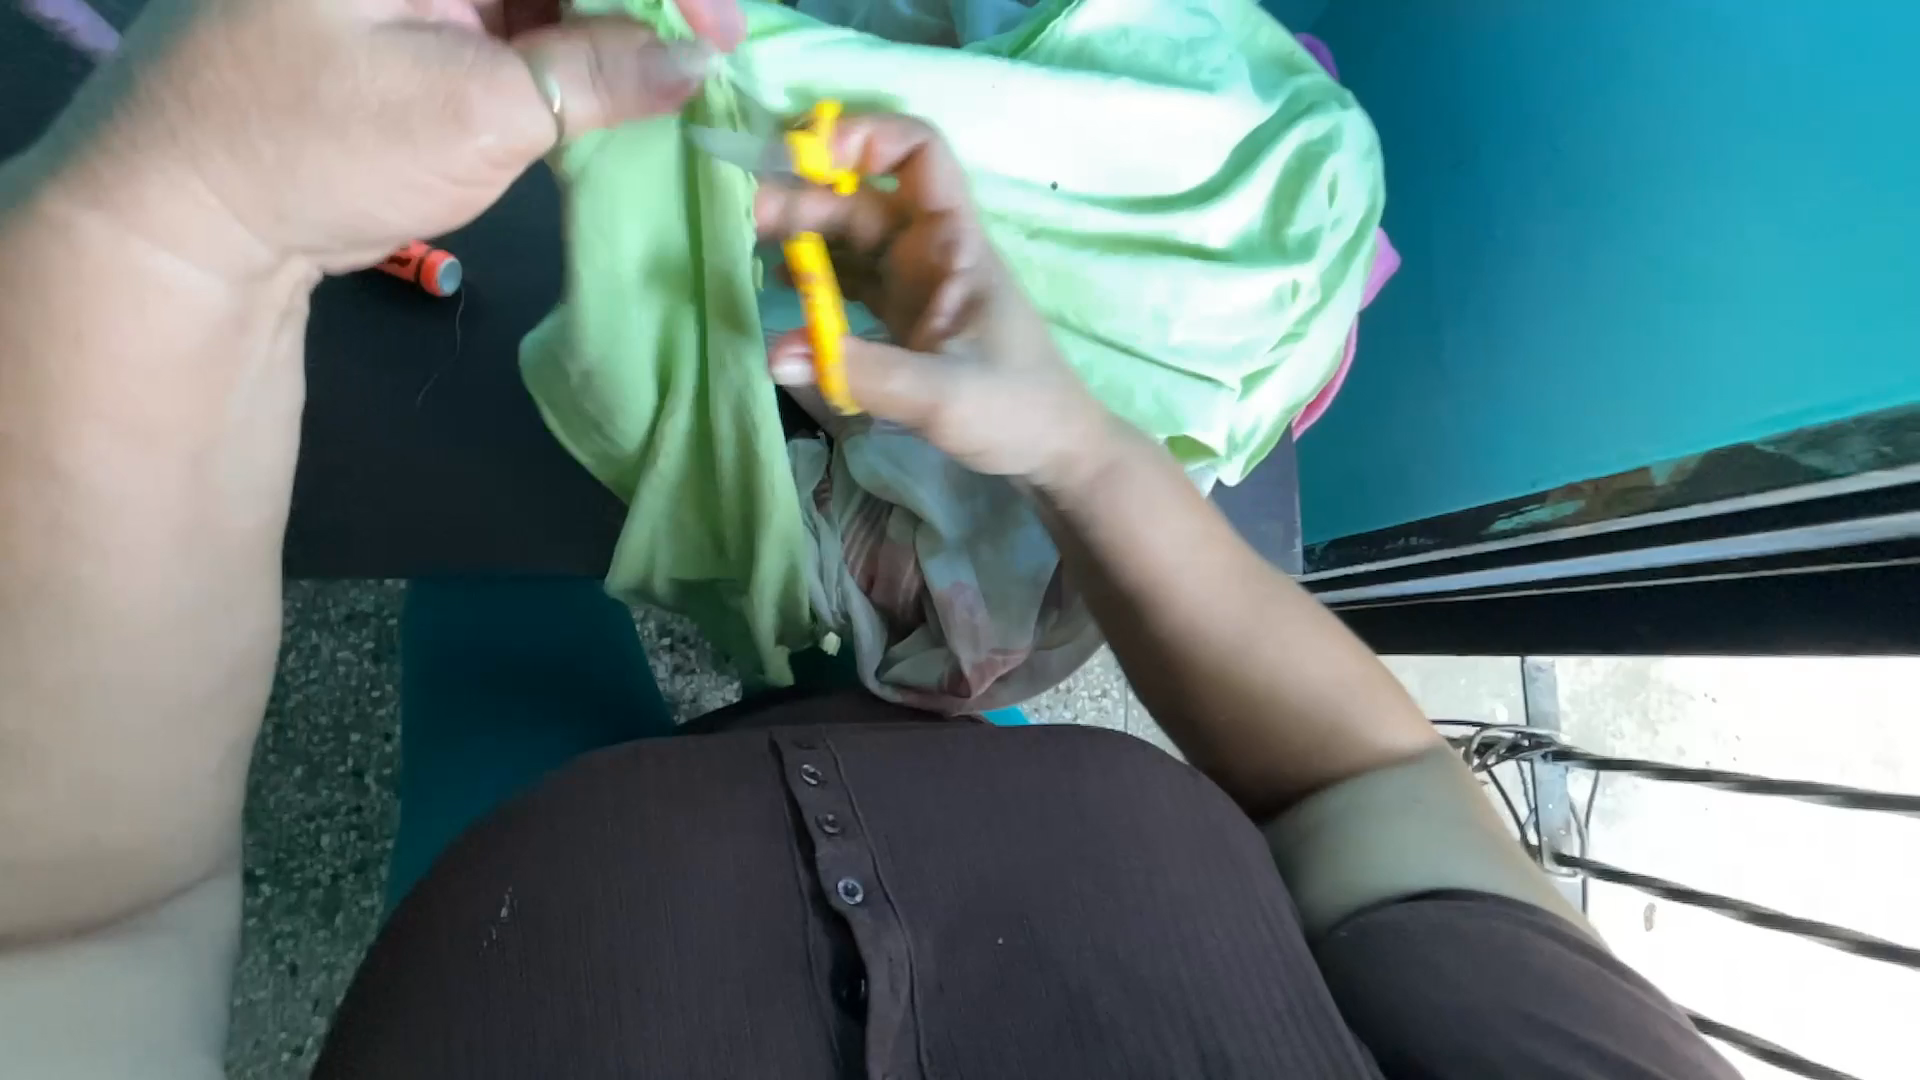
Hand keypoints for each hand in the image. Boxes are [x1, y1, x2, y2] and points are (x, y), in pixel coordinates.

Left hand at [37, 0, 743, 277]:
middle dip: (650, 8)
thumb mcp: (471, 110)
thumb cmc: (319, 144)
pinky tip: (631, 92)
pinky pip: (535, 29)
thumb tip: (695, 63)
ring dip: (624, 37)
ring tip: (686, 84)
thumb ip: (591, 78)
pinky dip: (588, 63)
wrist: (208, 208)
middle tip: (717, 62)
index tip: (722, 35)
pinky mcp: (437, 26)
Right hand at [753, 114, 1115, 487]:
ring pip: (856, 242)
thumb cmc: (1015, 411)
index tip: (807, 160)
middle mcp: (934, 254)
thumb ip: (862, 374)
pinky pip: (856, 286)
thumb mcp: (940, 395)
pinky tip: (787, 289)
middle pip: (865, 200)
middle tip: (753, 222)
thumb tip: (776, 353)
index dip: (864, 138)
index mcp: (955, 245)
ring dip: (808, 237)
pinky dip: (821, 282)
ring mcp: (919, 289)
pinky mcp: (908, 324)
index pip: (917, 153)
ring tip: (756, 248)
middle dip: (809, 197)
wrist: (1053, 452)